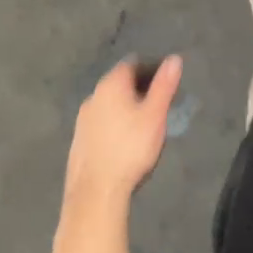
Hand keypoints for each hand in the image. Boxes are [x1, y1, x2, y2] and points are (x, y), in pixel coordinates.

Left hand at [63, 56, 182, 205]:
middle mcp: (93, 98)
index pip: (132, 64)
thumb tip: (174, 59)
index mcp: (111, 86)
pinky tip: (125, 143)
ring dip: (126, 108)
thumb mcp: (156, 114)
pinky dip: (114, 125)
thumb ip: (164, 85)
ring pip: (110, 105)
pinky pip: (101, 123)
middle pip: (120, 84)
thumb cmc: (131, 148)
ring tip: (144, 125)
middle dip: (140, 89)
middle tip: (159, 105)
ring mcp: (82, 121)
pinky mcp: (78, 142)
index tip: (166, 84)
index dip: (151, 69)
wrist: (95, 193)